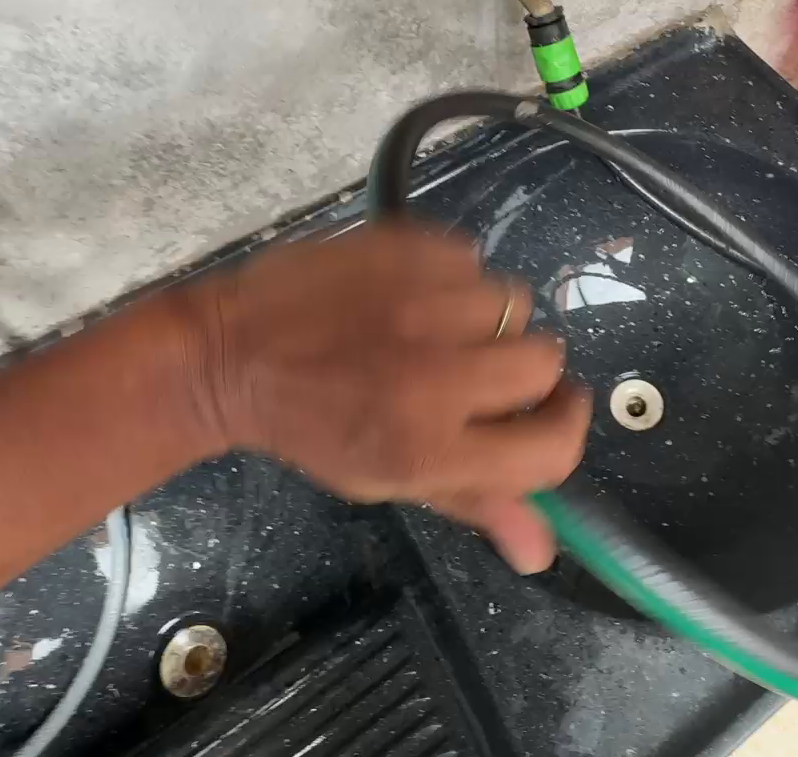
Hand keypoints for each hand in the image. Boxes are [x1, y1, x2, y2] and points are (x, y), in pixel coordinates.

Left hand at [169, 223, 590, 572]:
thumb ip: (473, 504)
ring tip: (437, 324)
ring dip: (486, 316)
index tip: (555, 408)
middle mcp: (438, 373)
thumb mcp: (386, 478)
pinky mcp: (406, 247)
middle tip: (476, 366)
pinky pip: (471, 258)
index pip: (551, 446)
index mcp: (431, 448)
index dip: (567, 426)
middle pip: (544, 360)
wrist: (230, 352)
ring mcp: (422, 301)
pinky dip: (453, 275)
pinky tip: (412, 291)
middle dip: (521, 365)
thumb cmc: (310, 425)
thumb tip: (543, 550)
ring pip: (513, 301)